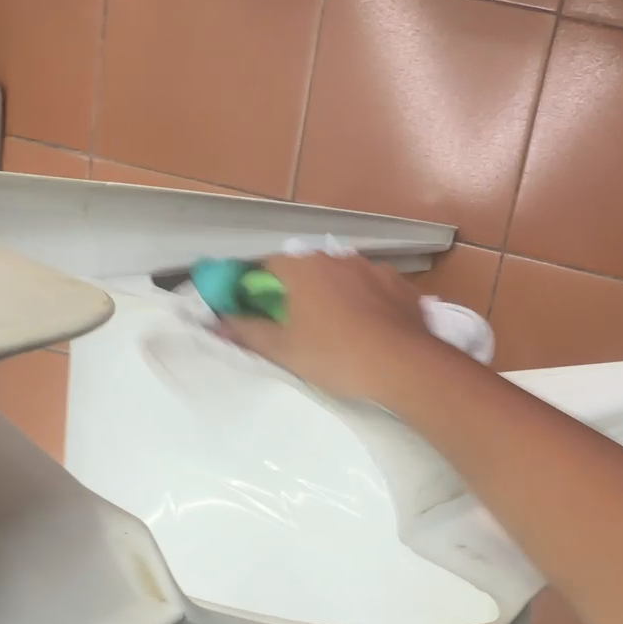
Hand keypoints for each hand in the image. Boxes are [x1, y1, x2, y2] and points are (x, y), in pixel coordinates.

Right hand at [221, 252, 452, 400]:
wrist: (406, 365)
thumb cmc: (337, 356)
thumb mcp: (284, 350)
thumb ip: (247, 332)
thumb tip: (217, 322)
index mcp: (303, 267)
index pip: (267, 266)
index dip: (257, 287)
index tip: (257, 310)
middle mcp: (338, 258)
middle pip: (308, 269)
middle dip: (299, 292)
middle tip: (298, 325)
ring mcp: (375, 269)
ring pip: (345, 278)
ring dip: (337, 296)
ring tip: (339, 330)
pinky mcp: (403, 287)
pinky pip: (377, 290)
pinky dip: (370, 304)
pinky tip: (373, 330)